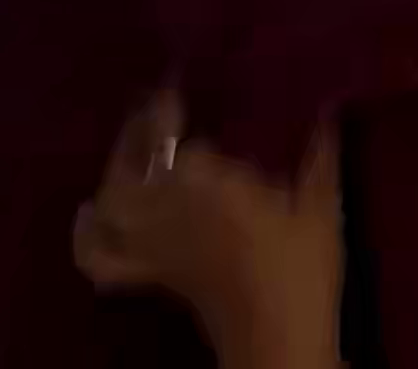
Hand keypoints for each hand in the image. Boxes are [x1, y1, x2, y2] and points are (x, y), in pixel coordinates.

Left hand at [73, 92, 343, 368]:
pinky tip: (89, 210)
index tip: (173, 82)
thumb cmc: (304, 263)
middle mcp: (177, 218)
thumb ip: (322, 148)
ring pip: (111, 208)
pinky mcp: (153, 276)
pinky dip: (87, 235)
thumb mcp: (323, 199)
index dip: (168, 113)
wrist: (279, 335)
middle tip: (151, 103)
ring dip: (113, 171)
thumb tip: (331, 100)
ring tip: (131, 140)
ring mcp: (158, 250)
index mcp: (218, 194)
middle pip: (134, 172)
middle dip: (136, 134)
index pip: (177, 147)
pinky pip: (102, 260)